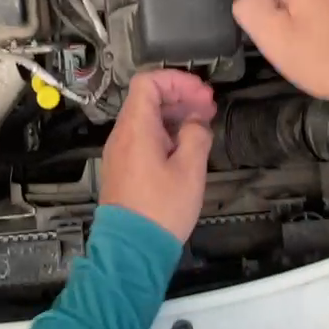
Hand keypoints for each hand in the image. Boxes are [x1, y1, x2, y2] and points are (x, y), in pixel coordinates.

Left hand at [100, 69, 215, 241]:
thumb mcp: (190, 170)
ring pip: (146, 119)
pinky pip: (143, 138)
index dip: (176, 80)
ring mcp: (120, 152)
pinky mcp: (123, 168)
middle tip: (208, 106)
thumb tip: (196, 122)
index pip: (148, 82)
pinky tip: (185, 145)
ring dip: (174, 115)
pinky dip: (165, 133)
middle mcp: (122, 135)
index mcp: (136, 128)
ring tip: (202, 124)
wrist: (131, 249)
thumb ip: (195, 136)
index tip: (200, 91)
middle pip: (147, 99)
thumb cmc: (160, 211)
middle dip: (180, 96)